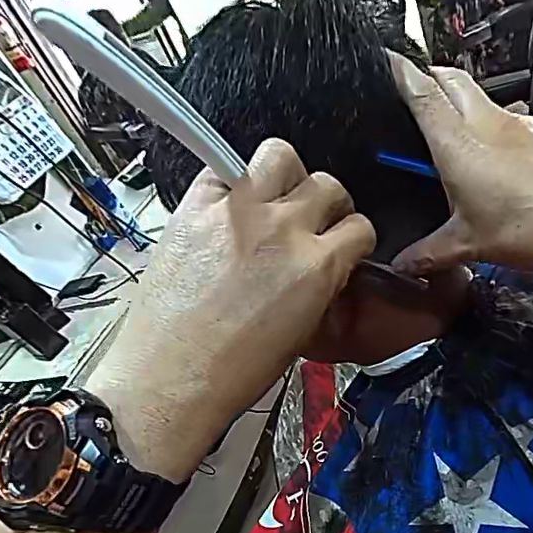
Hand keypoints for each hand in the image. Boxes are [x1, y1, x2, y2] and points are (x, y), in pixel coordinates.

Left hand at [87, 140, 373, 473]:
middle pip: (327, 183)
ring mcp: (237, 212)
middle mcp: (283, 229)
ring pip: (279, 155)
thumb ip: (321, 283)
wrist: (172, 377)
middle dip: (328, 203)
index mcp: (318, 266)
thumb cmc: (235, 369)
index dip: (355, 237)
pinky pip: (222, 171)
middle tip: (313, 221)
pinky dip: (231, 184)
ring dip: (286, 175)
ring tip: (274, 199)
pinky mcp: (194, 208)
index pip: (360, 227)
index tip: (344, 243)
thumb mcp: (304, 329)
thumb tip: (323, 264)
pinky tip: (228, 210)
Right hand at [388, 53, 532, 275]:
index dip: (399, 71)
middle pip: (452, 78)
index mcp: (458, 142)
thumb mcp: (470, 245)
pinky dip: (498, 131)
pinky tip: (502, 163)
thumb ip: (431, 252)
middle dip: (431, 78)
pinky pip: (513, 121)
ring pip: (484, 98)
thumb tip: (406, 263)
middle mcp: (489, 122)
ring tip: (459, 140)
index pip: (420, 89)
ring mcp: (522, 125)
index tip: (387, 61)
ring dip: (465, 106)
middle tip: (418, 97)